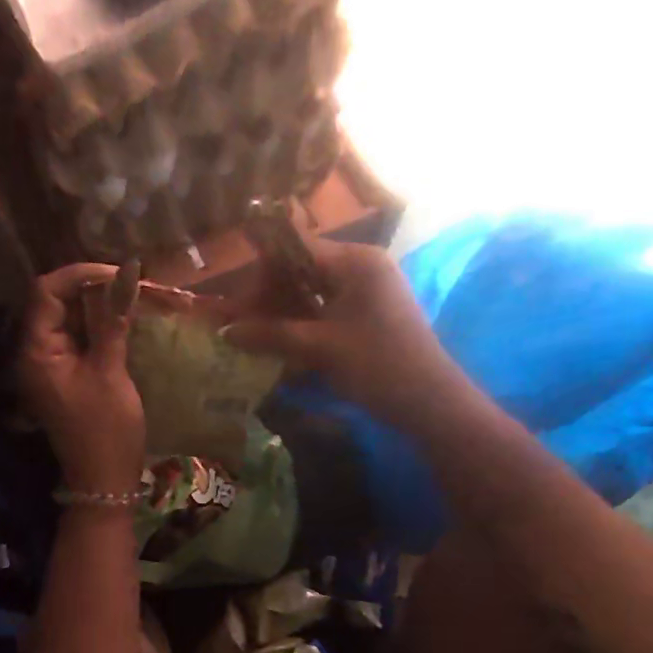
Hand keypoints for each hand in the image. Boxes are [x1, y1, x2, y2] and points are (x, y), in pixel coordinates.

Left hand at [15, 263, 145, 494]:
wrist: (103, 479)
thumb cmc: (106, 428)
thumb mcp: (110, 370)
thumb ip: (112, 319)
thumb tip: (127, 272)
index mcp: (36, 351)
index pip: (45, 292)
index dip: (80, 275)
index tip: (119, 274)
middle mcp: (33, 354)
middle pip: (53, 302)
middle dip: (90, 288)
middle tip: (130, 285)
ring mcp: (47, 365)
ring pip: (66, 320)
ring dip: (95, 306)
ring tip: (131, 299)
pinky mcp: (62, 375)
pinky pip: (74, 339)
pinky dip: (95, 327)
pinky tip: (122, 322)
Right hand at [222, 240, 468, 427]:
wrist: (428, 401)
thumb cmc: (375, 365)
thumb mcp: (317, 348)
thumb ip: (269, 334)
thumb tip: (225, 331)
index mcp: (356, 261)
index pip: (296, 251)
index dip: (262, 275)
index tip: (235, 303)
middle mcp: (363, 266)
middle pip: (302, 270)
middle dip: (269, 296)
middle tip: (240, 324)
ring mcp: (368, 290)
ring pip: (311, 291)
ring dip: (282, 311)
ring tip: (253, 334)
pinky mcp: (368, 313)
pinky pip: (325, 307)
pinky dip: (301, 321)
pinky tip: (280, 341)